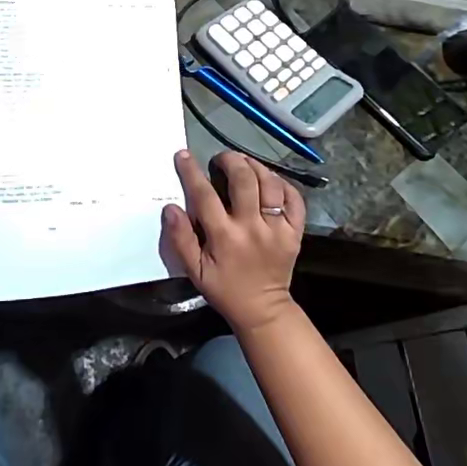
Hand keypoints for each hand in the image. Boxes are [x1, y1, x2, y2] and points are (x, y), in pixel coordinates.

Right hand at [161, 150, 304, 332]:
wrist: (262, 310)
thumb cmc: (224, 288)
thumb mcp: (195, 270)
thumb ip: (180, 239)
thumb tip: (170, 208)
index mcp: (225, 237)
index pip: (205, 195)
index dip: (192, 172)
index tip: (184, 155)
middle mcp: (253, 228)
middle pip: (244, 180)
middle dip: (231, 161)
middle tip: (221, 158)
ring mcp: (278, 229)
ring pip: (271, 184)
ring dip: (256, 167)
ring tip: (244, 163)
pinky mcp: (296, 232)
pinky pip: (294, 199)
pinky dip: (283, 184)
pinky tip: (270, 180)